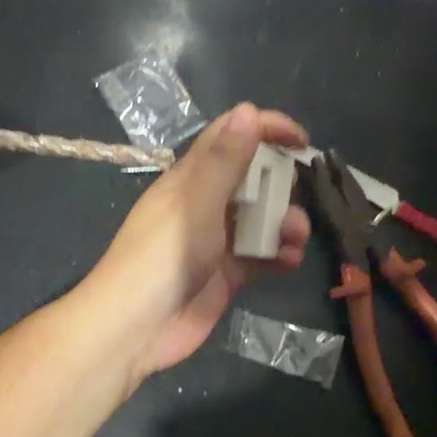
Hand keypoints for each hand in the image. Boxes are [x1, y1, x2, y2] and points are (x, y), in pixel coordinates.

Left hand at [83, 104, 310, 376]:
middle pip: (253, 178)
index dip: (265, 130)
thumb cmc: (162, 256)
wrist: (135, 327)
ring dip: (286, 222)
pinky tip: (290, 262)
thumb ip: (225, 160)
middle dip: (282, 183)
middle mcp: (205, 204)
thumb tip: (248, 110)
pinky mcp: (227, 275)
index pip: (231, 138)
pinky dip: (279, 256)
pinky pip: (261, 256)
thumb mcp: (196, 202)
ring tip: (295, 237)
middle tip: (301, 196)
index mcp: (191, 178)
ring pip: (262, 219)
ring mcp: (217, 241)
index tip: (301, 140)